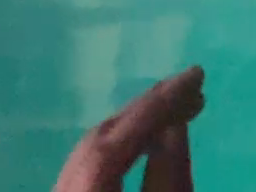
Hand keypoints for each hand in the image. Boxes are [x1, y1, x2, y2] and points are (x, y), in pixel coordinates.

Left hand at [52, 66, 204, 191]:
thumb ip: (168, 177)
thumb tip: (178, 122)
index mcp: (83, 190)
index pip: (118, 136)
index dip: (159, 102)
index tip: (197, 75)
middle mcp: (60, 187)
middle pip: (100, 137)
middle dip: (147, 108)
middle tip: (191, 90)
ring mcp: (58, 190)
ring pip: (91, 148)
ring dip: (135, 124)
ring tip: (175, 110)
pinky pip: (88, 163)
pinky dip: (120, 145)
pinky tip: (145, 140)